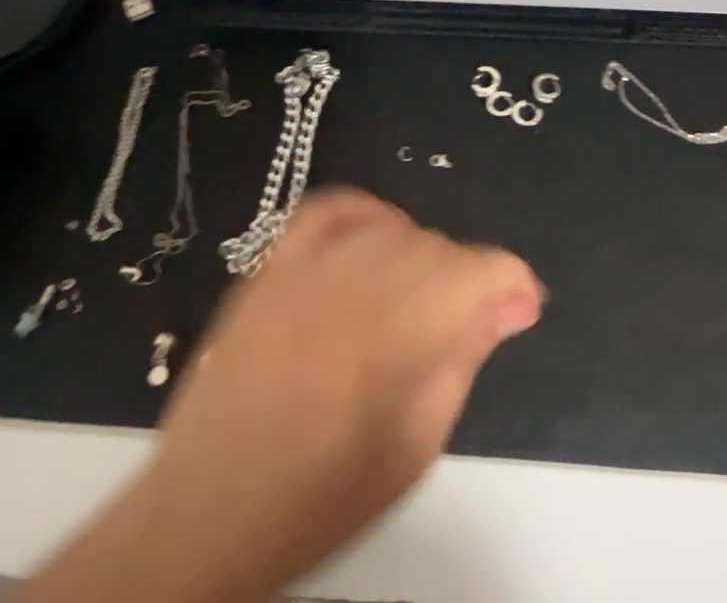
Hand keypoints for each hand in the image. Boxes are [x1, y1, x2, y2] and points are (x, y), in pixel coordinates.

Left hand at [16, 190, 542, 602]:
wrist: (207, 513)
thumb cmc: (322, 498)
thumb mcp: (414, 446)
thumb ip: (462, 360)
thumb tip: (512, 303)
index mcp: (391, 340)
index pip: (478, 270)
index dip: (512, 285)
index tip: (518, 314)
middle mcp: (347, 290)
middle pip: (434, 247)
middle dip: (466, 281)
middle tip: (464, 328)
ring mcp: (299, 275)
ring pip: (388, 229)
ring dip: (420, 255)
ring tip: (416, 299)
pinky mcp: (265, 273)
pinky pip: (324, 214)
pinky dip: (364, 216)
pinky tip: (376, 242)